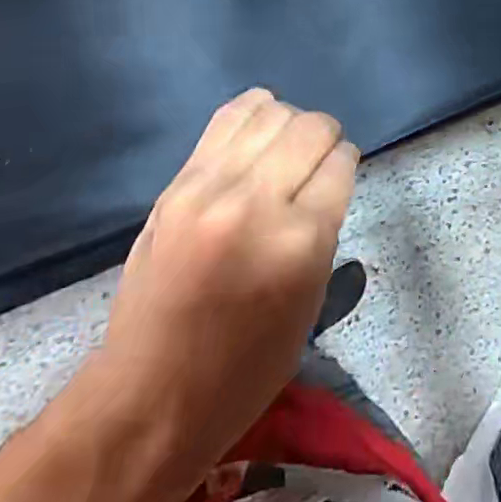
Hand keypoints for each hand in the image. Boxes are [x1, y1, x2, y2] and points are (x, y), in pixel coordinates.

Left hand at [88, 89, 359, 467]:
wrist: (154, 389)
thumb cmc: (247, 366)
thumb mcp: (310, 301)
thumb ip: (322, 231)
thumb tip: (325, 179)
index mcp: (299, 242)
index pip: (340, 164)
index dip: (346, 162)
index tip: (340, 171)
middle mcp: (256, 202)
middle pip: (310, 129)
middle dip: (326, 136)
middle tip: (319, 159)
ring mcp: (209, 187)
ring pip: (269, 112)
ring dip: (289, 122)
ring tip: (286, 146)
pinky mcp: (177, 183)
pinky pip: (226, 119)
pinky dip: (252, 114)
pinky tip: (258, 131)